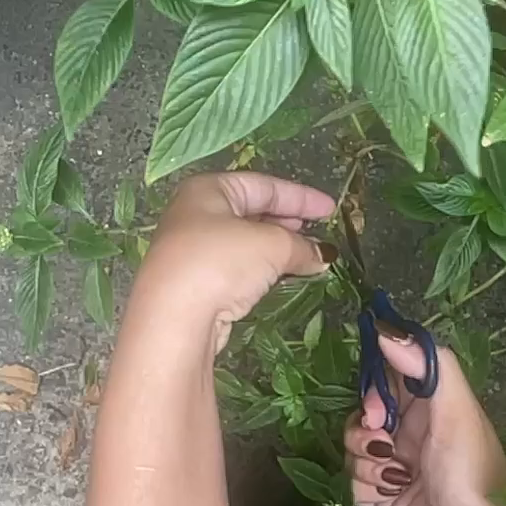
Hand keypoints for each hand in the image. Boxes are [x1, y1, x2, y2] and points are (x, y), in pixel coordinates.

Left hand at [129, 172, 336, 350]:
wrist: (175, 319)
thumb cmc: (219, 264)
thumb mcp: (272, 245)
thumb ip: (301, 246)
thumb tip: (321, 256)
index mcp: (207, 190)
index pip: (263, 185)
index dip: (300, 196)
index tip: (330, 209)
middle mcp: (194, 216)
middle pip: (250, 212)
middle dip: (287, 222)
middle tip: (316, 231)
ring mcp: (191, 252)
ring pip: (243, 243)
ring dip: (276, 249)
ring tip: (304, 257)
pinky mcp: (194, 286)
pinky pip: (235, 269)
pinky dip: (260, 270)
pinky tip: (277, 278)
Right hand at [343, 336, 505, 505]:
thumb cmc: (471, 477)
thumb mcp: (458, 414)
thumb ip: (428, 367)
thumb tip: (387, 329)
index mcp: (433, 406)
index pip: (388, 377)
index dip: (373, 389)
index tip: (376, 409)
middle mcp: (412, 432)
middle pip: (363, 413)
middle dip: (364, 430)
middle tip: (382, 448)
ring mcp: (396, 465)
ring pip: (354, 448)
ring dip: (364, 465)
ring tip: (393, 481)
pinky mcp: (383, 497)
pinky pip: (352, 482)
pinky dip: (363, 491)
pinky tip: (385, 501)